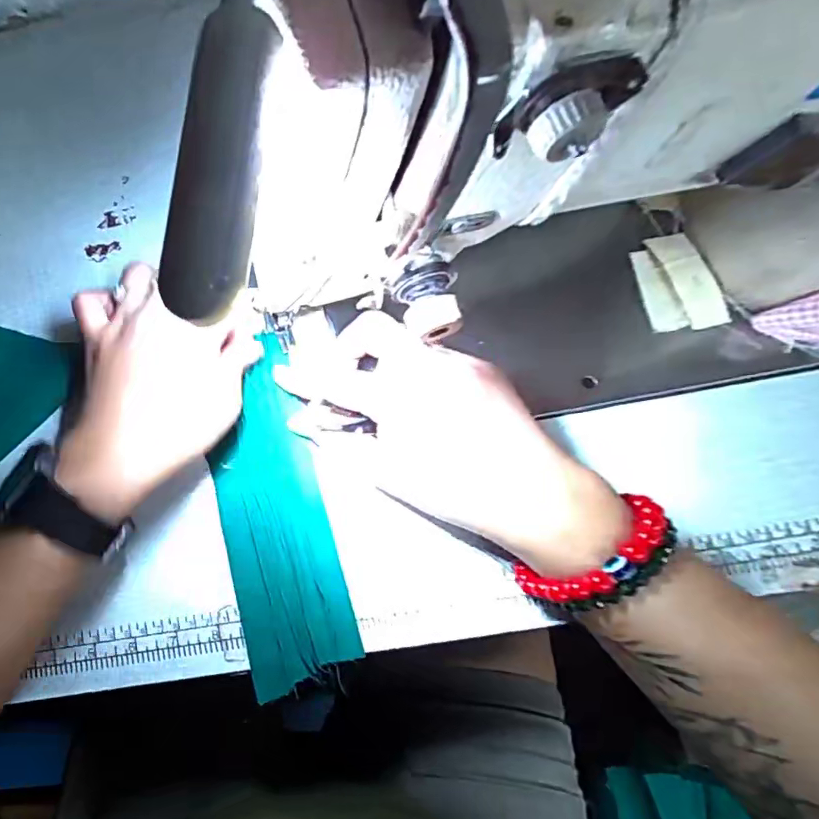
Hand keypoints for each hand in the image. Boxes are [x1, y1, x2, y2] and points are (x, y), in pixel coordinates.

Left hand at [56, 263, 261, 522]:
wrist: (121, 453)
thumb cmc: (180, 429)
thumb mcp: (225, 400)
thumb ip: (237, 361)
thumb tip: (249, 340)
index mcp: (197, 323)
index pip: (225, 303)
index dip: (234, 321)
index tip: (235, 340)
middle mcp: (158, 309)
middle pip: (183, 280)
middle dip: (197, 298)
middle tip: (200, 331)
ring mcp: (121, 318)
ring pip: (138, 275)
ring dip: (153, 286)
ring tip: (161, 314)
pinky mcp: (93, 334)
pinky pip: (92, 299)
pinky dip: (104, 302)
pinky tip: (116, 318)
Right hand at [273, 310, 626, 575]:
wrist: (531, 491)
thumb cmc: (456, 489)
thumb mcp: (387, 473)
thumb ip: (342, 444)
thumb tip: (310, 427)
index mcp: (398, 394)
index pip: (336, 378)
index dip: (304, 377)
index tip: (287, 374)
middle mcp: (427, 366)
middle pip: (373, 327)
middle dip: (347, 347)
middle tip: (342, 377)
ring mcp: (459, 362)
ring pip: (409, 344)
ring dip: (387, 366)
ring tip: (391, 405)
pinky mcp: (483, 368)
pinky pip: (439, 360)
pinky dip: (420, 376)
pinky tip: (429, 409)